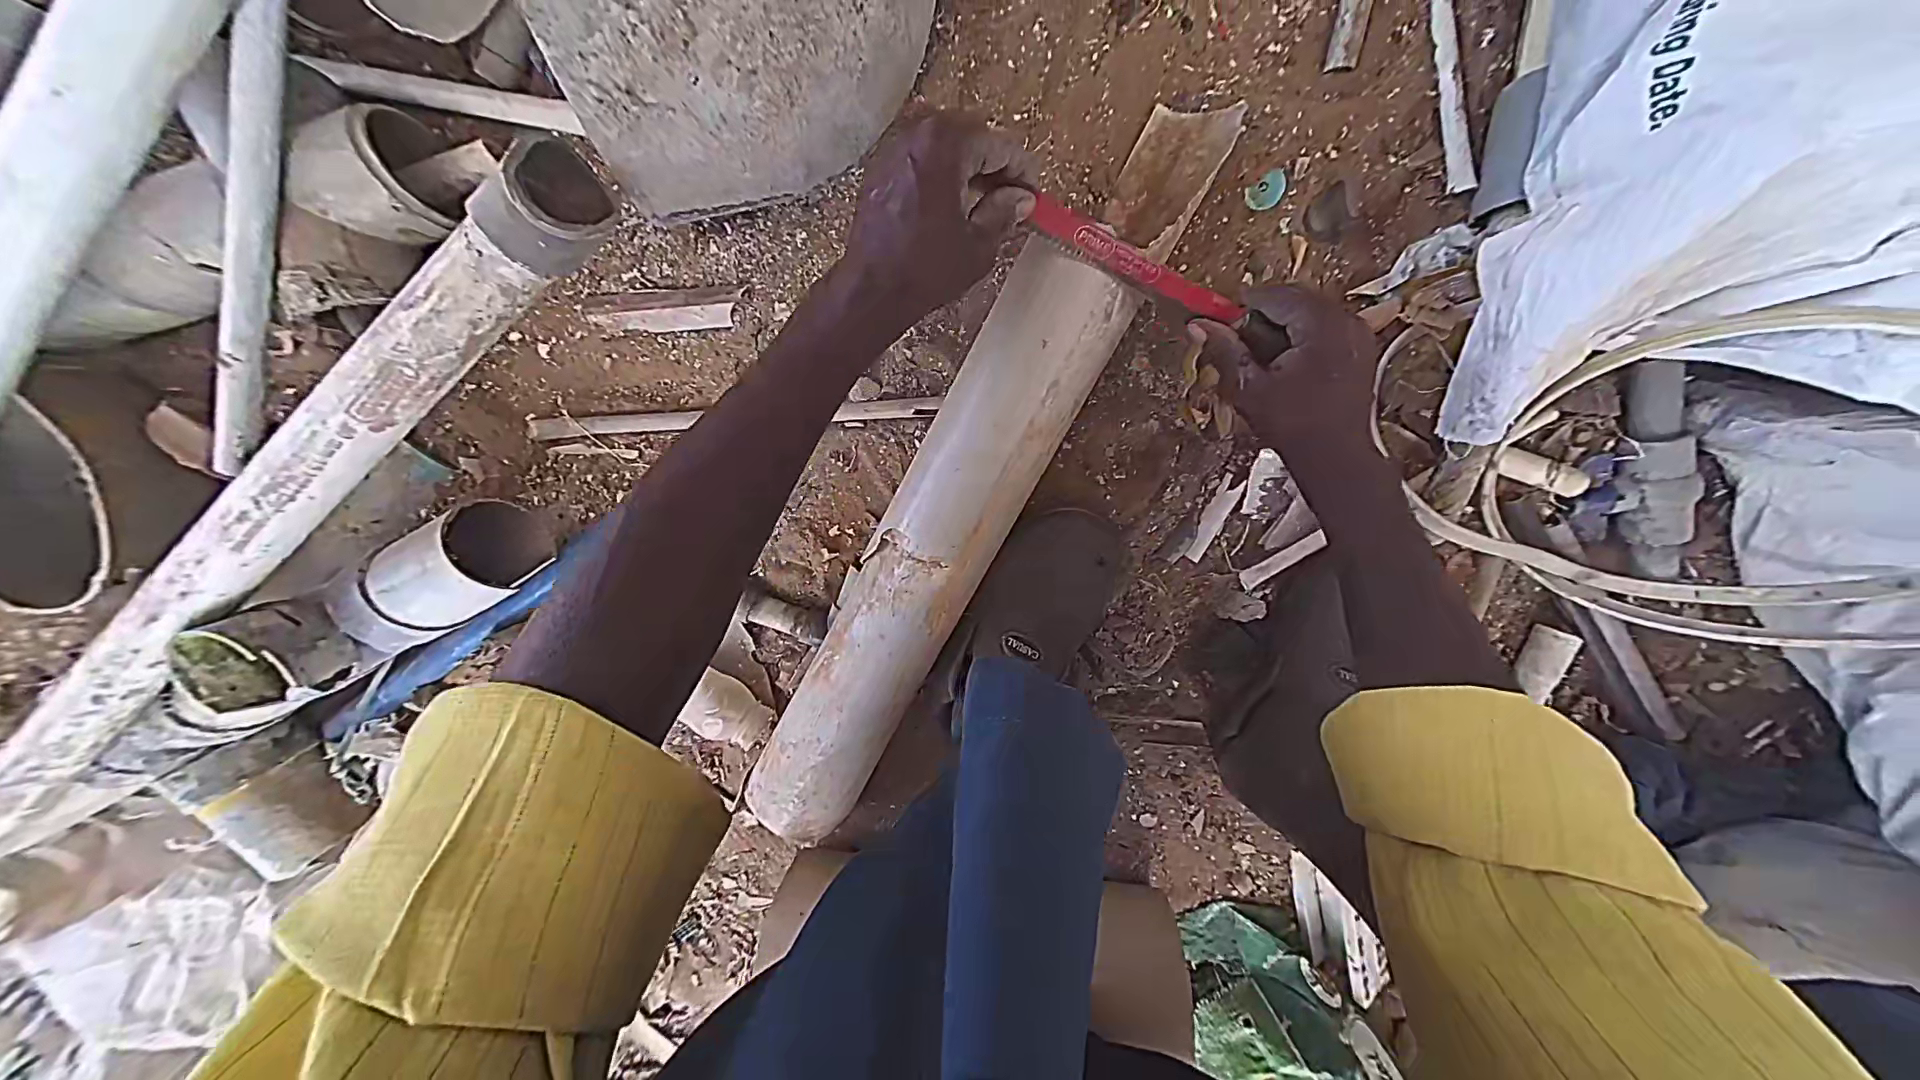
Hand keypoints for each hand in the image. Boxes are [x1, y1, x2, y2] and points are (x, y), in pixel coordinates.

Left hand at [843, 112, 1037, 318]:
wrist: (872, 290)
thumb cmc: (924, 270)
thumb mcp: (977, 245)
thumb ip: (1003, 213)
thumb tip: (1020, 199)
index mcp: (946, 145)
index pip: (998, 145)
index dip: (1022, 171)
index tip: (1032, 194)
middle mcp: (917, 135)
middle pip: (971, 136)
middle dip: (995, 165)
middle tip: (1011, 197)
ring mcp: (893, 151)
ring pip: (944, 146)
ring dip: (968, 168)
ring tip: (983, 203)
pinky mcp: (880, 172)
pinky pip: (921, 161)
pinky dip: (941, 175)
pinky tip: (950, 206)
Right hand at [1188, 285, 1380, 462]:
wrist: (1336, 458)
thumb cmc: (1293, 425)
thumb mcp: (1250, 387)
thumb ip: (1225, 350)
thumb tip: (1198, 325)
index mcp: (1322, 325)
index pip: (1277, 296)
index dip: (1244, 304)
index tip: (1220, 317)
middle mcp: (1347, 322)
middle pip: (1296, 302)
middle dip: (1263, 317)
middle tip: (1235, 339)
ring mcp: (1358, 337)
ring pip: (1310, 316)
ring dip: (1280, 329)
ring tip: (1257, 356)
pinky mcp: (1360, 353)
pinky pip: (1324, 332)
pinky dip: (1299, 340)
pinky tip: (1282, 365)